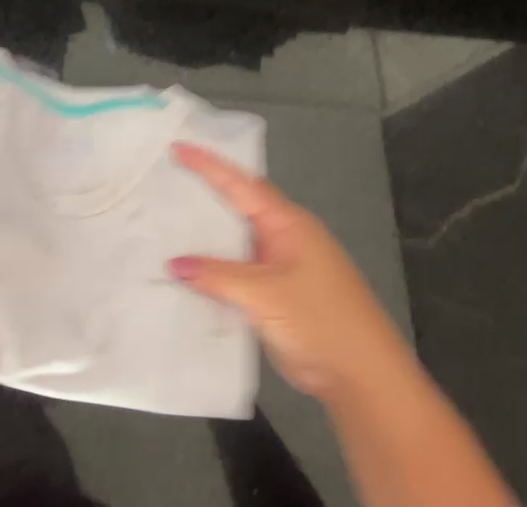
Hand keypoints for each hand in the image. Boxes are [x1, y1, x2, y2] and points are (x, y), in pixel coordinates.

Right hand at [168, 143, 407, 399]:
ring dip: (205, 236)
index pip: (243, 185)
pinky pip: (236, 273)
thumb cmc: (321, 321)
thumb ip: (218, 276)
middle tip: (163, 181)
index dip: (210, 166)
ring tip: (163, 223)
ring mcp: (280, 269)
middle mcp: (284, 239)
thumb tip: (173, 264)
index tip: (178, 148)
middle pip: (238, 208)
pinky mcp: (275, 297)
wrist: (363, 378)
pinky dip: (212, 269)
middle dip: (203, 194)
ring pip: (234, 243)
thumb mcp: (266, 294)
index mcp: (289, 225)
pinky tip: (186, 274)